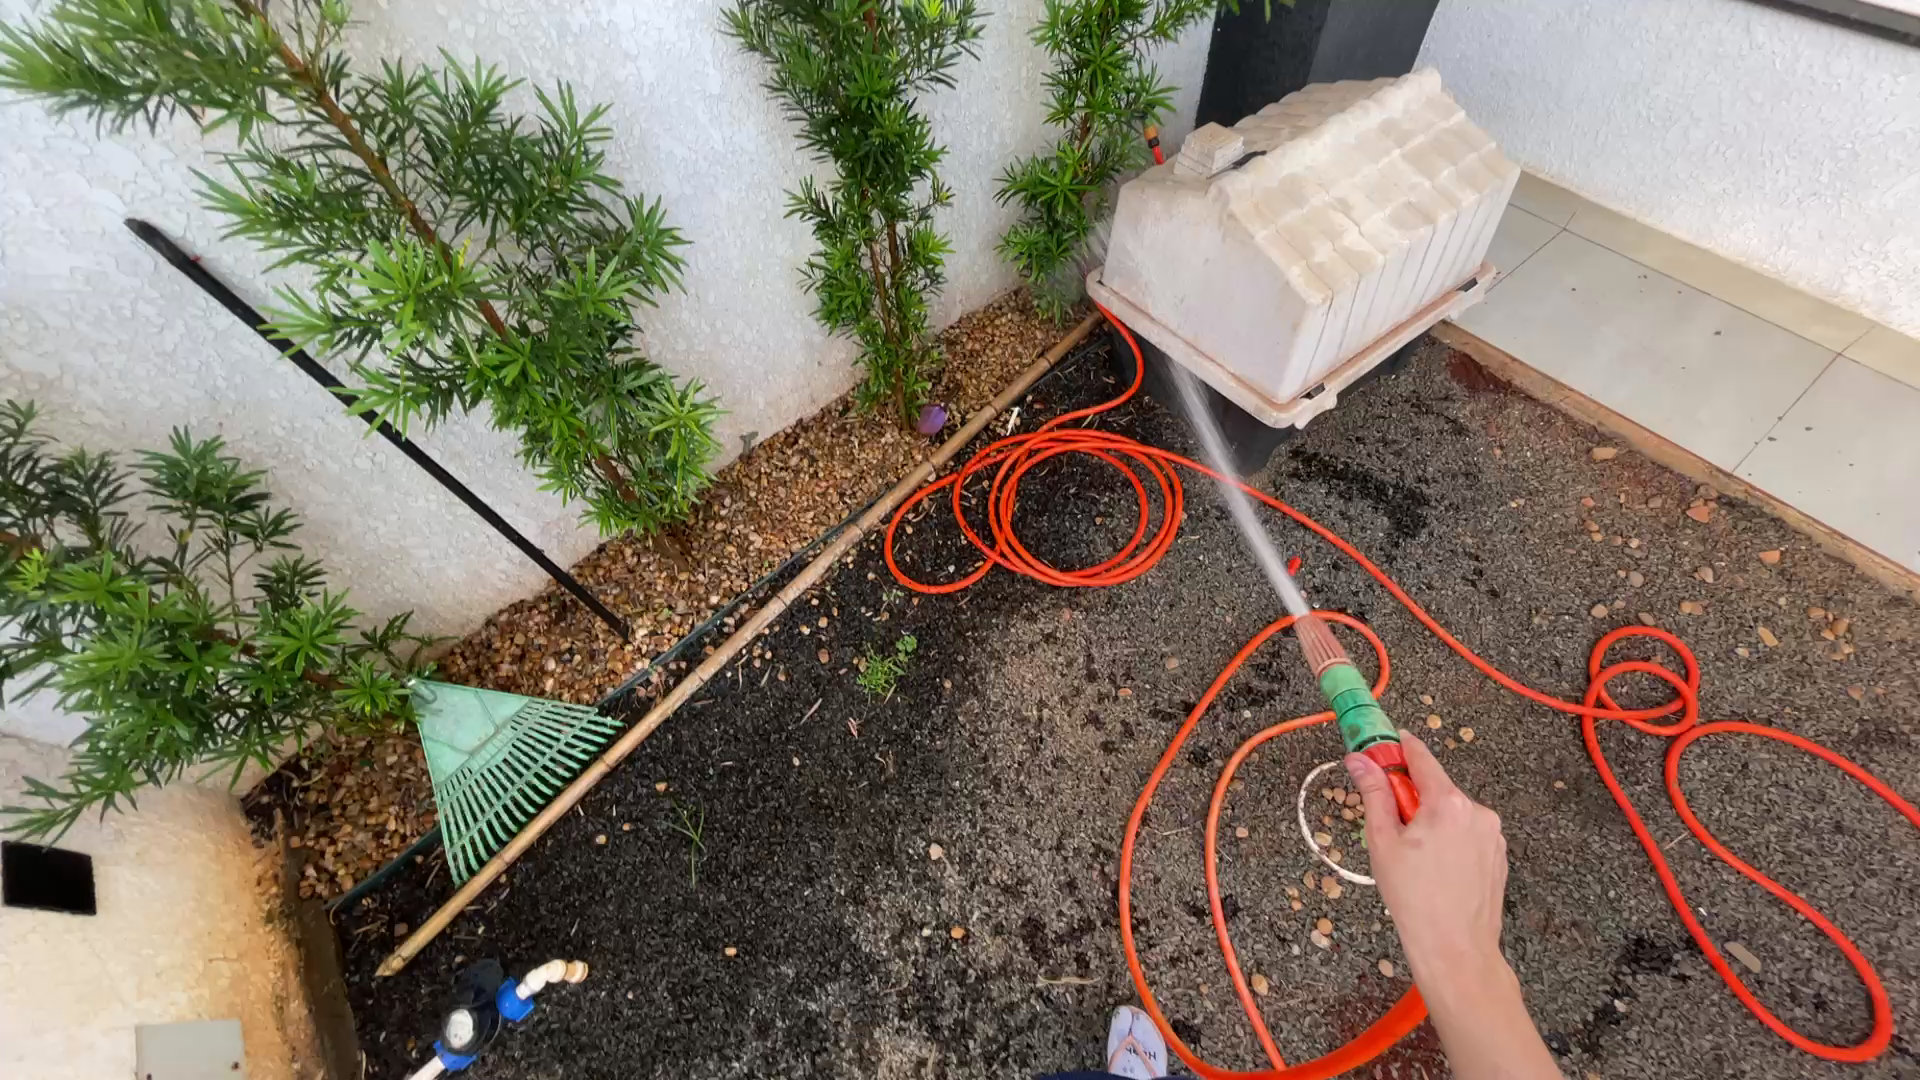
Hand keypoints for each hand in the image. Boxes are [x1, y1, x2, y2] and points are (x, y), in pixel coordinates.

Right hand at [1346, 732, 1561, 1079]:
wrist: (1456, 948)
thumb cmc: (1415, 897)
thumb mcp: (1382, 839)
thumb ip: (1373, 792)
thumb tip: (1358, 760)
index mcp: (1448, 803)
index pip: (1420, 756)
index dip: (1396, 746)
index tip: (1378, 739)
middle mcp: (1477, 812)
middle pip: (1433, 784)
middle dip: (1407, 792)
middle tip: (1385, 819)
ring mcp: (1492, 834)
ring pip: (1447, 809)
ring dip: (1425, 816)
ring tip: (1408, 850)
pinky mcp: (1496, 854)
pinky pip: (1463, 829)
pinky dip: (1443, 834)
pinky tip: (1429, 862)